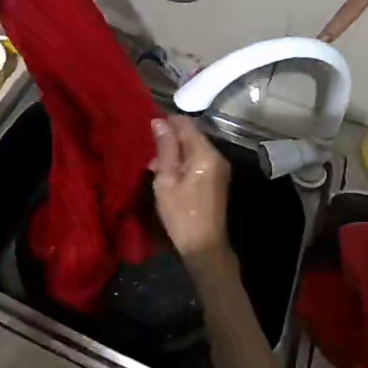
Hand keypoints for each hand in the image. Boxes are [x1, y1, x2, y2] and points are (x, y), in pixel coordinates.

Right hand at [150, 116, 231, 263]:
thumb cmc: (181, 214)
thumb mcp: (167, 180)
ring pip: (194, 147)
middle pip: (192, 135)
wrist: (205, 246)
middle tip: (148, 153)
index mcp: (205, 154)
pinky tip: (169, 174)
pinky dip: (183, 162)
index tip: (147, 131)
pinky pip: (199, 160)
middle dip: (170, 139)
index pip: (186, 124)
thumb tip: (159, 122)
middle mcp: (217, 155)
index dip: (167, 123)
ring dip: (175, 152)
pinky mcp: (218, 178)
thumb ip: (165, 149)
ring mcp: (220, 167)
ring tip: (154, 165)